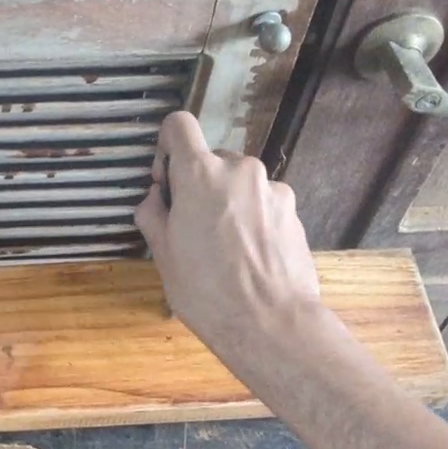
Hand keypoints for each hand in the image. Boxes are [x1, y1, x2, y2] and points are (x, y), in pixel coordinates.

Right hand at [134, 111, 323, 366]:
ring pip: (239, 182)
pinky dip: (251, 218)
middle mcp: (240, 169)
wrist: (270, 322)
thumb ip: (153, 214)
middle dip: (199, 184)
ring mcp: (272, 188)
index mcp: (200, 174)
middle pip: (211, 159)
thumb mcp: (163, 254)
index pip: (179, 125)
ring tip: (223, 247)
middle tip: (191, 226)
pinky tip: (248, 255)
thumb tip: (157, 198)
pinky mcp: (293, 209)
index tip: (166, 180)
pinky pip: (262, 202)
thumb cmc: (206, 290)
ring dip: (227, 201)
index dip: (167, 146)